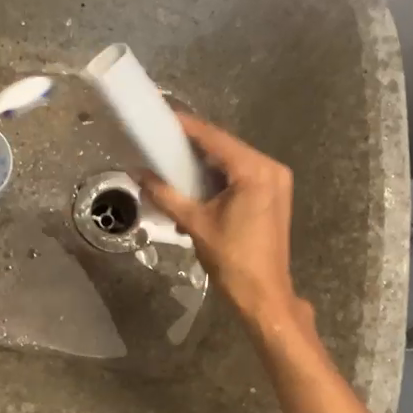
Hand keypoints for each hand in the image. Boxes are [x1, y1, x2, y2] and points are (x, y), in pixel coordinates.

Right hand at [140, 113, 306, 326]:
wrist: (263, 295)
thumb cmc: (232, 258)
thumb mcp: (194, 223)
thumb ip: (165, 193)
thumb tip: (137, 173)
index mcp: (255, 171)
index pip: (214, 137)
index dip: (186, 126)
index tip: (160, 116)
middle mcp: (270, 168)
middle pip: (225, 146)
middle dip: (192, 143)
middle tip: (160, 138)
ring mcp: (275, 182)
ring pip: (232, 160)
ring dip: (204, 160)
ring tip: (171, 157)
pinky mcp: (273, 195)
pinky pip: (240, 174)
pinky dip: (217, 175)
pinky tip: (193, 179)